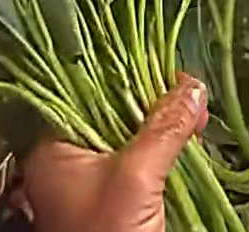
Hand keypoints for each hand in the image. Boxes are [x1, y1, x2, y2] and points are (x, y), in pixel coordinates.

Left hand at [24, 75, 208, 231]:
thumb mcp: (136, 179)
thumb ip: (163, 128)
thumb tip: (193, 87)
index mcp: (54, 146)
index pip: (83, 85)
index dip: (120, 66)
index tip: (154, 54)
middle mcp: (70, 156)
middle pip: (111, 105)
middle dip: (151, 92)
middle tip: (185, 84)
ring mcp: (94, 177)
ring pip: (130, 128)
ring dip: (163, 117)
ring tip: (193, 105)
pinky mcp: (119, 194)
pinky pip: (142, 154)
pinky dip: (165, 142)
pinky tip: (188, 130)